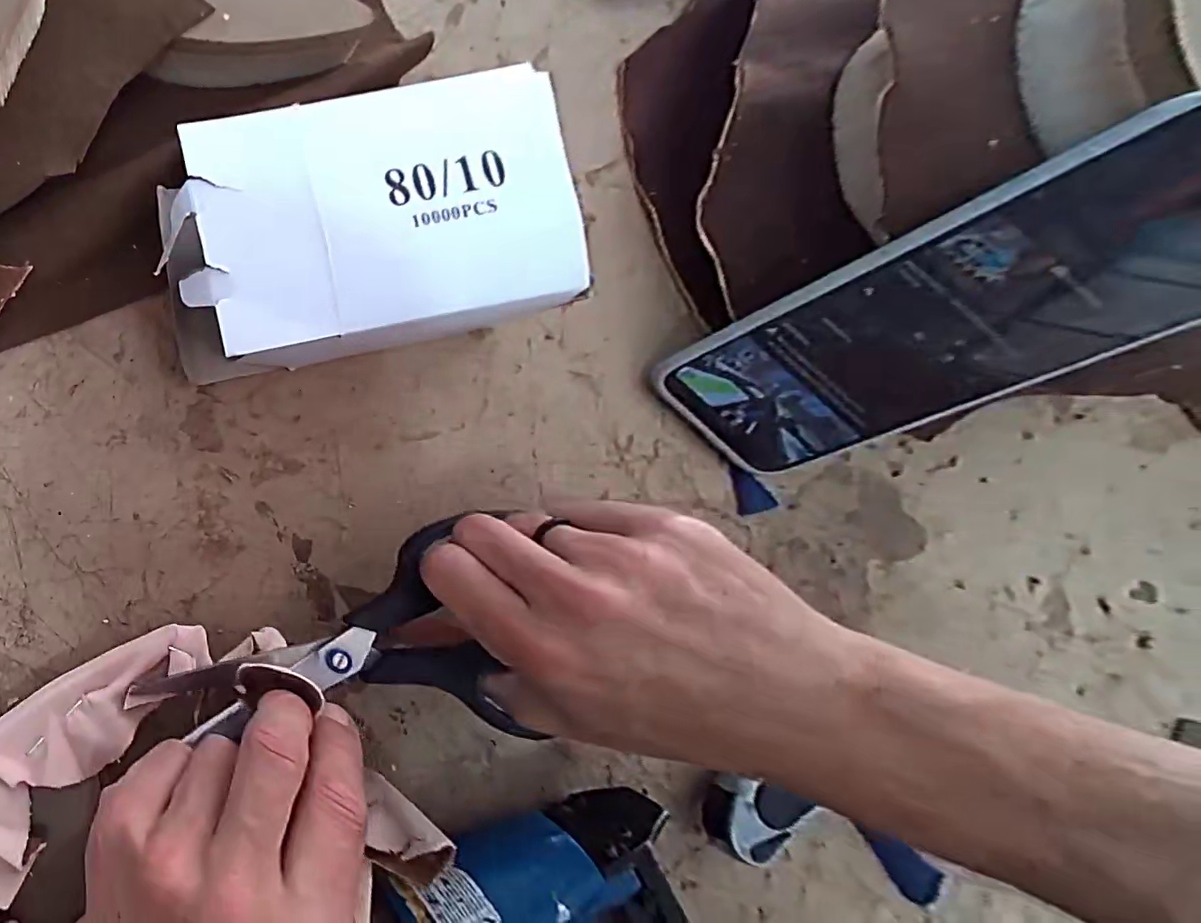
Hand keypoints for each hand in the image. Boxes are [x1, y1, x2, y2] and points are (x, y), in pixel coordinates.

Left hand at [80, 692, 368, 922]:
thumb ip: (328, 850)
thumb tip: (326, 751)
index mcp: (301, 921)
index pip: (335, 793)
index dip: (338, 740)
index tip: (330, 721)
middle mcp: (233, 888)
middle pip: (275, 747)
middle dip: (286, 713)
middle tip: (286, 712)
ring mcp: (169, 858)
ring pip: (217, 746)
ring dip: (228, 758)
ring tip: (222, 802)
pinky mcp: (119, 838)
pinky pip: (167, 754)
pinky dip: (181, 767)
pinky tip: (182, 808)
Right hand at [420, 504, 868, 771]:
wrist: (794, 696)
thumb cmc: (676, 718)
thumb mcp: (572, 718)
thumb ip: (495, 672)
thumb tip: (436, 629)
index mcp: (545, 648)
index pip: (446, 566)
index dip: (441, 571)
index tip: (455, 580)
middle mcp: (574, 593)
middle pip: (475, 526)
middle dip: (477, 547)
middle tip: (507, 571)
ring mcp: (619, 550)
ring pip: (536, 521)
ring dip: (545, 547)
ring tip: (588, 579)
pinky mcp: (657, 521)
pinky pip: (587, 511)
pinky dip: (590, 535)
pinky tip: (625, 565)